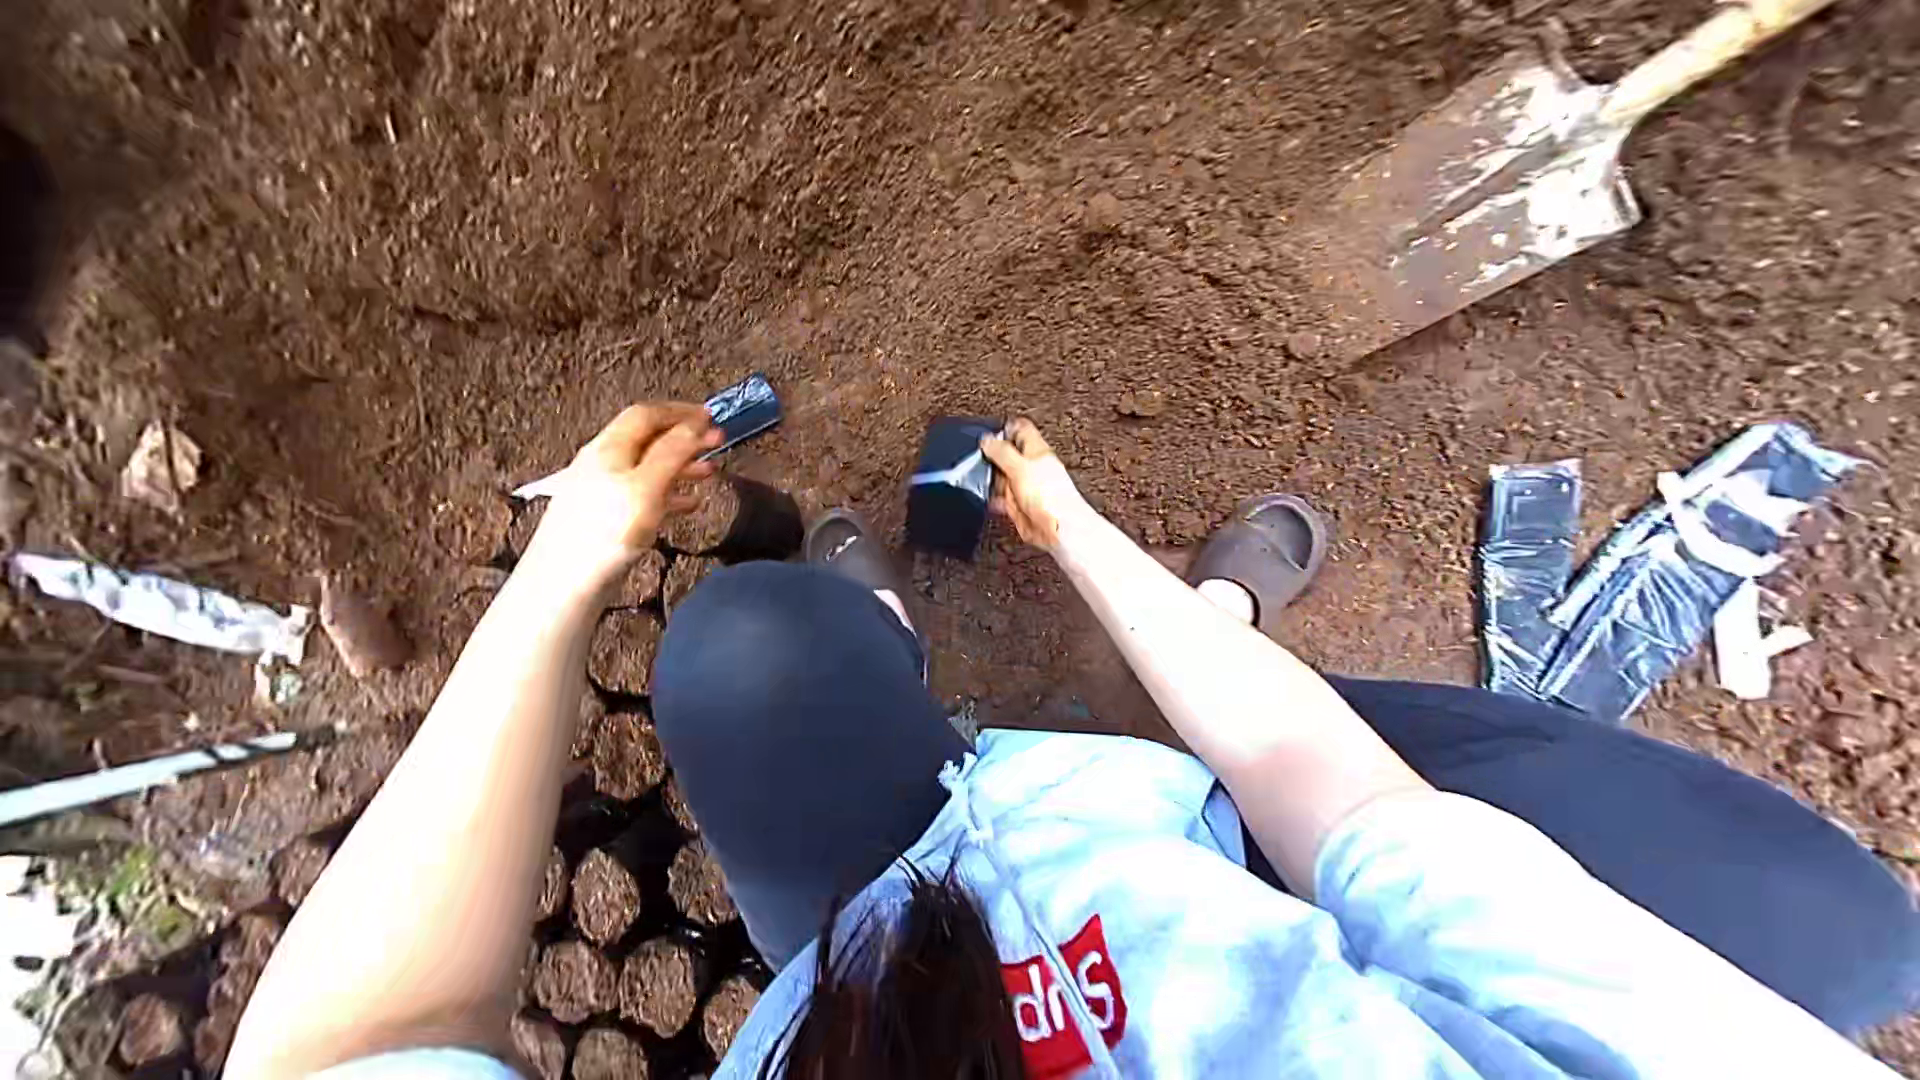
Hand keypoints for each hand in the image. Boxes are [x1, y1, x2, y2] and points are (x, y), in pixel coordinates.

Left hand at [528, 403, 721, 584]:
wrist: (564, 583)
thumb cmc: (606, 533)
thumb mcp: (647, 487)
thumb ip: (672, 453)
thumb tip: (695, 426)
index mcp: (610, 449)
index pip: (646, 415)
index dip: (679, 412)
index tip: (710, 417)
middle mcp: (604, 463)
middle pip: (648, 439)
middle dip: (684, 438)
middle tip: (715, 442)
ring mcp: (603, 490)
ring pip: (649, 467)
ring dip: (681, 464)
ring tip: (709, 471)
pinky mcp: (607, 517)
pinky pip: (644, 493)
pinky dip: (670, 492)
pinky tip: (688, 504)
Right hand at [980, 418, 1088, 552]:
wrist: (1058, 529)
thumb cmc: (1052, 498)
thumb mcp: (1021, 467)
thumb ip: (1002, 452)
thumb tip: (987, 440)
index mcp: (1037, 451)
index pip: (1020, 430)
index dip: (1004, 429)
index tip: (988, 435)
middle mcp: (1032, 468)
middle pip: (1007, 454)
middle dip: (992, 457)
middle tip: (982, 461)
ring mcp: (1025, 487)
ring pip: (1002, 477)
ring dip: (992, 480)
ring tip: (985, 482)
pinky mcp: (1019, 506)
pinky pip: (1002, 498)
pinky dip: (994, 499)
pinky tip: (992, 500)